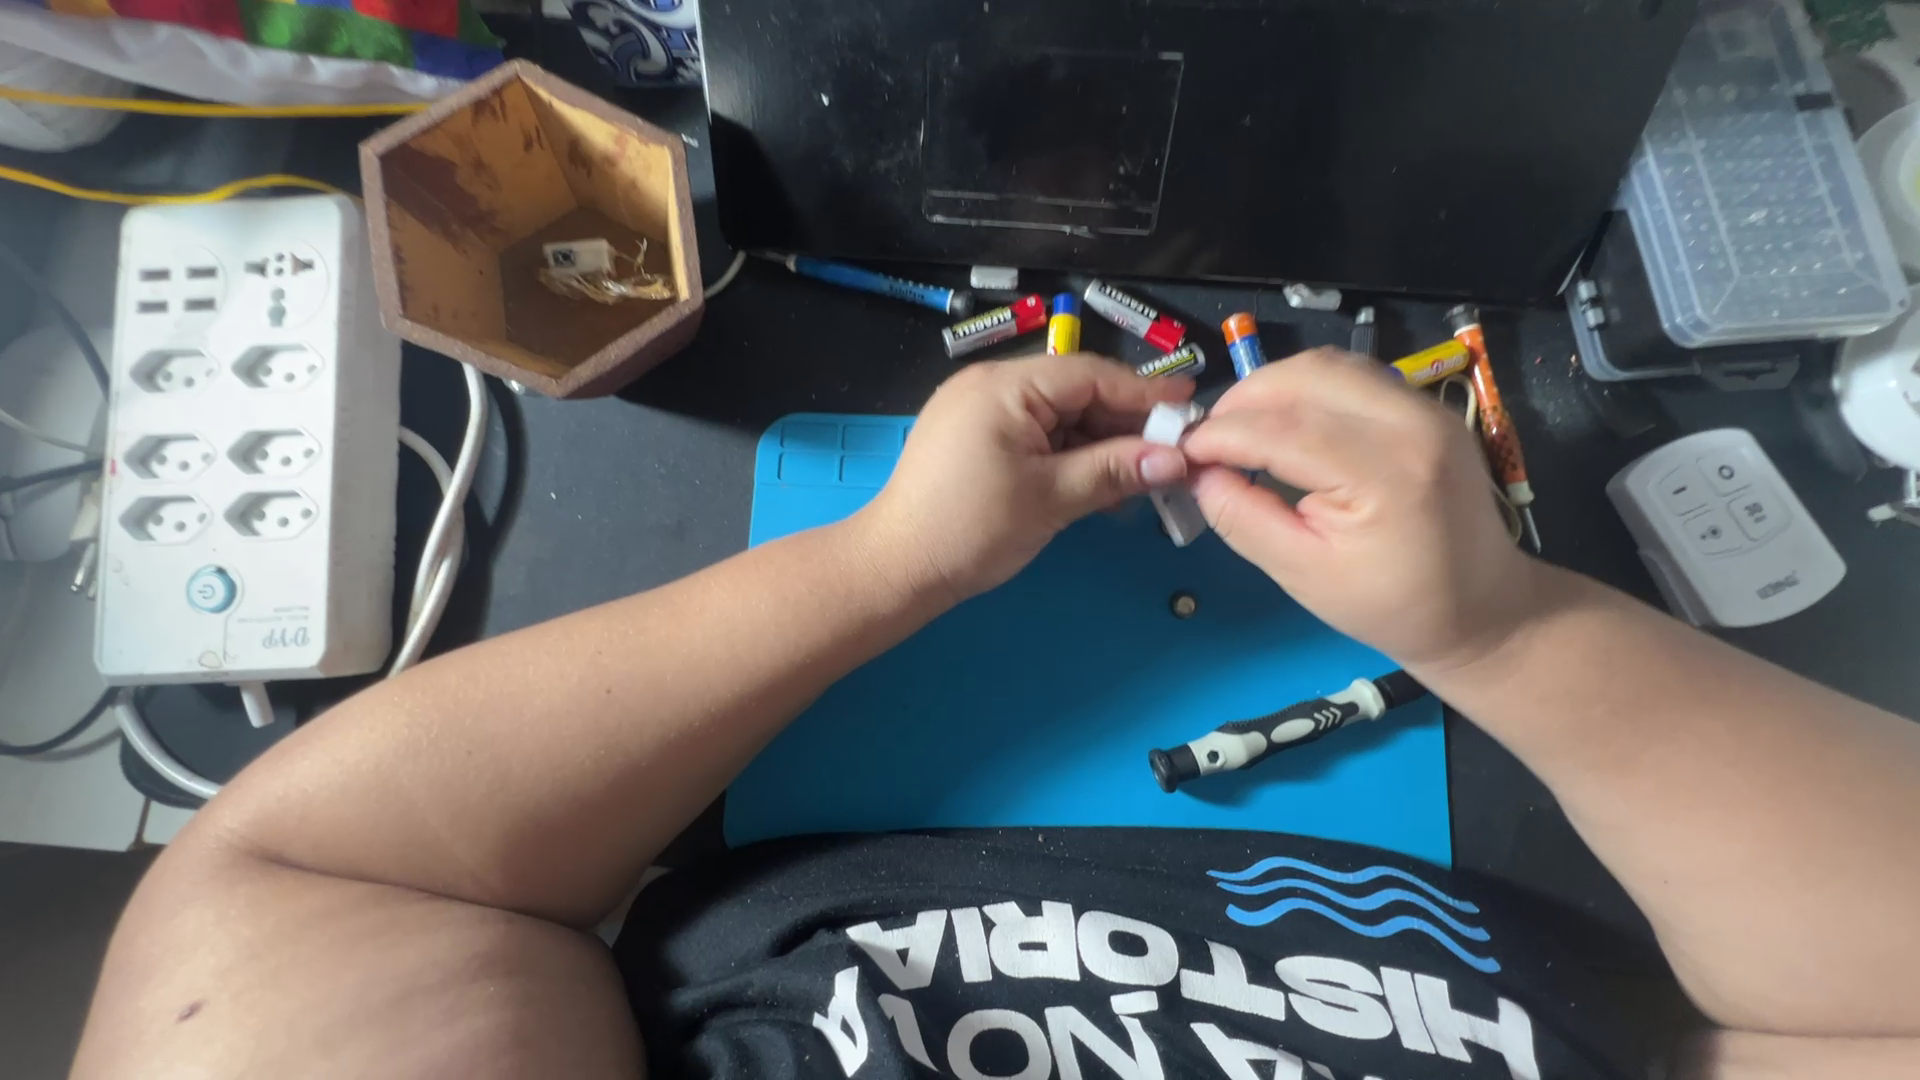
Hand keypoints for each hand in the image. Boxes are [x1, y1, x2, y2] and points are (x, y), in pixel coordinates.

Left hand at [859, 353, 1193, 601]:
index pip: (1090, 375)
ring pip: (1058, 419)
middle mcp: (990, 387)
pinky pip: (1035, 437)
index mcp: (1004, 387)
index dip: (1144, 394)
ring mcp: (979, 413)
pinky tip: (1099, 485)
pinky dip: (1068, 458)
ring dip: (1099, 447)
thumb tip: (1177, 458)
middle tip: (1170, 456)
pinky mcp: (976, 440)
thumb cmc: (971, 529)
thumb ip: (1115, 470)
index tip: (1191, 410)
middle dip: (1123, 427)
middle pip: (1075, 394)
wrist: (899, 568)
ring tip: (1140, 480)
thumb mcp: (1052, 498)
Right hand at [1182, 347, 1543, 672]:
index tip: (1180, 453)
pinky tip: (1282, 424)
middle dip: (1239, 401)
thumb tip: (1197, 472)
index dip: (1218, 435)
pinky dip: (1301, 389)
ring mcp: (1423, 407)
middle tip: (1208, 441)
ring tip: (1240, 430)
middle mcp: (1410, 423)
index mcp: (1384, 474)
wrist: (1483, 606)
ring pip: (1324, 364)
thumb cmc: (1390, 604)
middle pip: (1302, 377)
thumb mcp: (1301, 573)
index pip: (1281, 429)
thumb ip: (1242, 517)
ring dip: (1269, 389)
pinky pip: (1348, 375)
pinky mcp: (1423, 406)